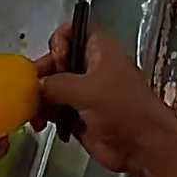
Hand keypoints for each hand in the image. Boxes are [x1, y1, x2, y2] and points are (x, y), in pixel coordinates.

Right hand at [34, 25, 176, 176]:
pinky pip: (54, 110)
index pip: (75, 31)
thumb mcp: (86, 89)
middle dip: (42, 74)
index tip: (57, 58)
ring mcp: (84, 94)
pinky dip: (44, 115)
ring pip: (52, 88)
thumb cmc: (124, 109)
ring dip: (39, 98)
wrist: (142, 146)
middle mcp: (91, 69)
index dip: (60, 41)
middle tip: (33, 87)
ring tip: (34, 111)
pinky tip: (39, 123)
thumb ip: (56, 84)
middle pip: (57, 61)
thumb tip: (38, 86)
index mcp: (100, 51)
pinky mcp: (78, 116)